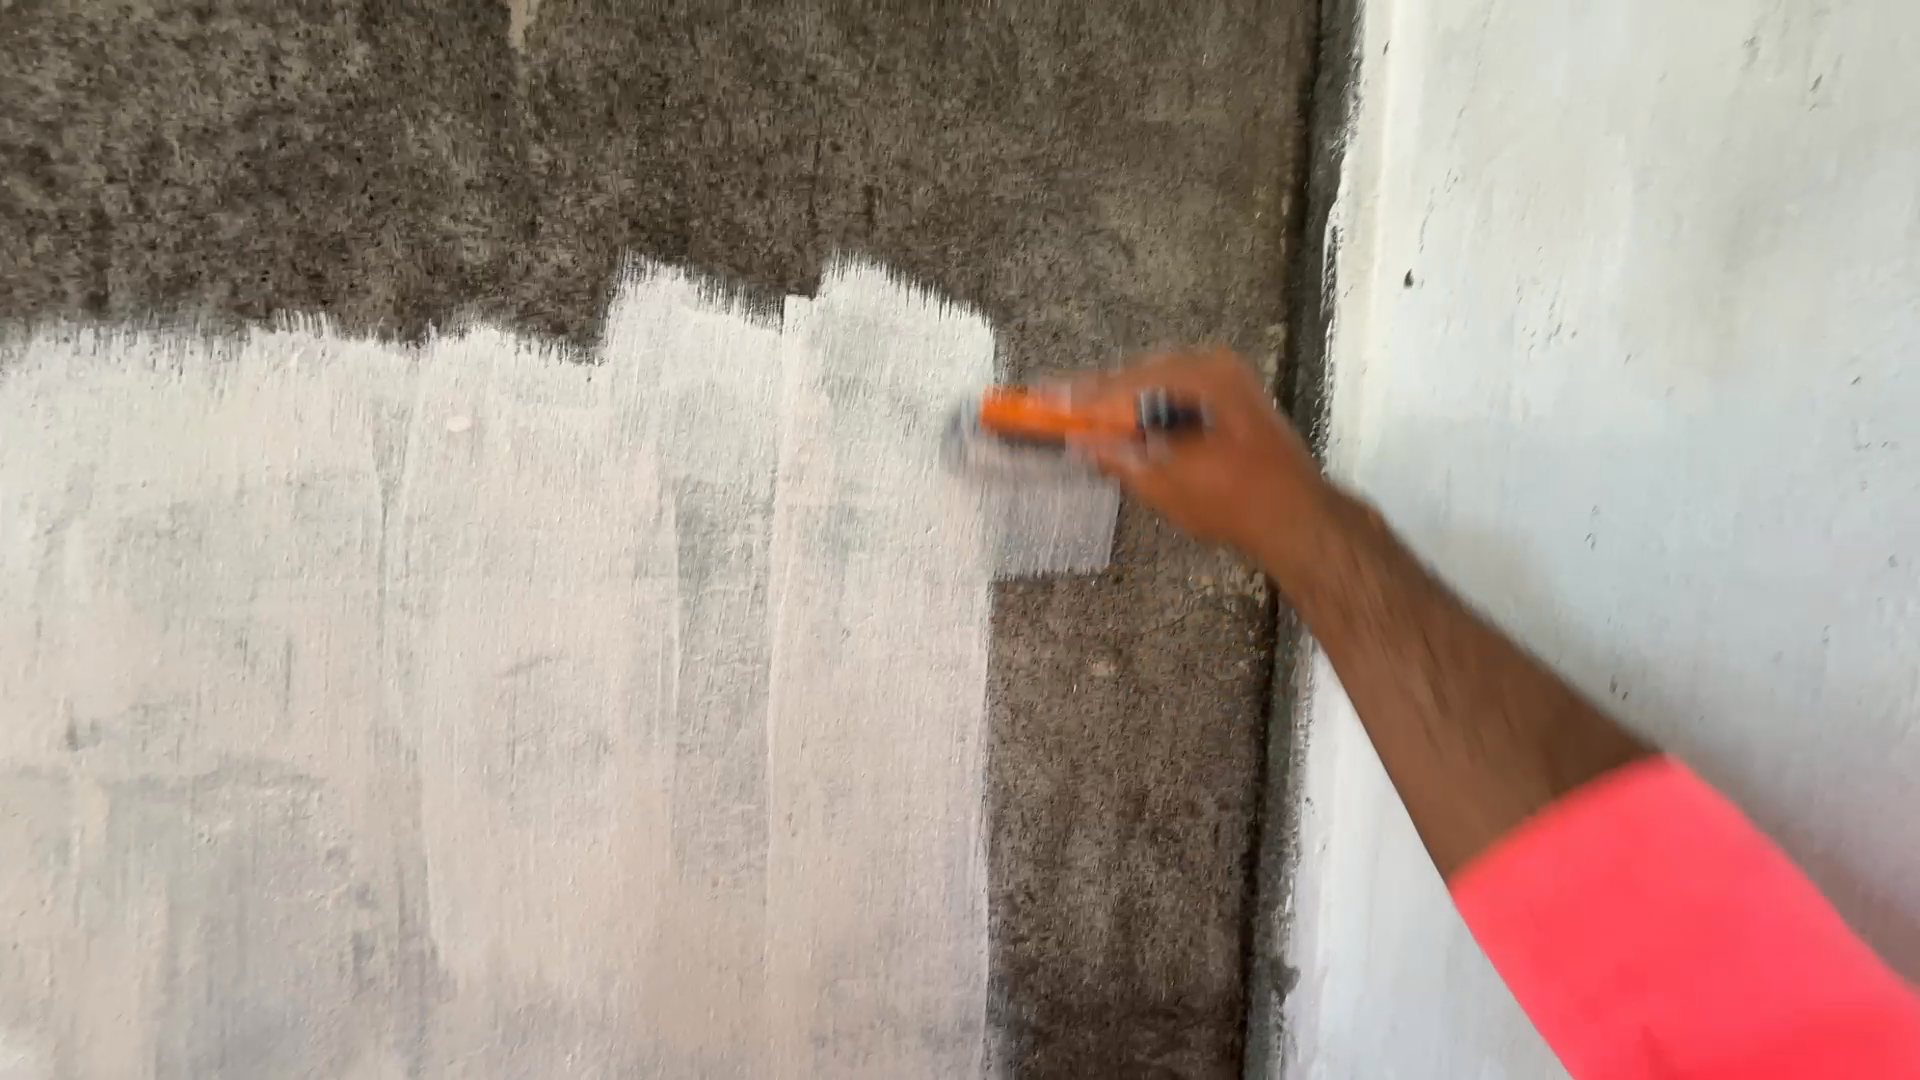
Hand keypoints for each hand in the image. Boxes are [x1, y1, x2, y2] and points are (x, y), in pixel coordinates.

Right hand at [1065, 347, 1331, 561]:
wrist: (1295, 515)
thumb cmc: (1232, 503)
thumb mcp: (1164, 485)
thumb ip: (1118, 456)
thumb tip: (1080, 440)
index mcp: (1192, 382)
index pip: (1117, 388)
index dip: (1073, 397)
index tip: (1037, 396)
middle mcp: (1209, 365)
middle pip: (1134, 376)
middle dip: (1094, 394)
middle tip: (1054, 404)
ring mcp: (1224, 374)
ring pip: (1154, 377)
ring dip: (1120, 397)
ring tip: (1086, 414)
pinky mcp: (1232, 389)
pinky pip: (1176, 384)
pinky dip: (1148, 400)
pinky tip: (1130, 417)